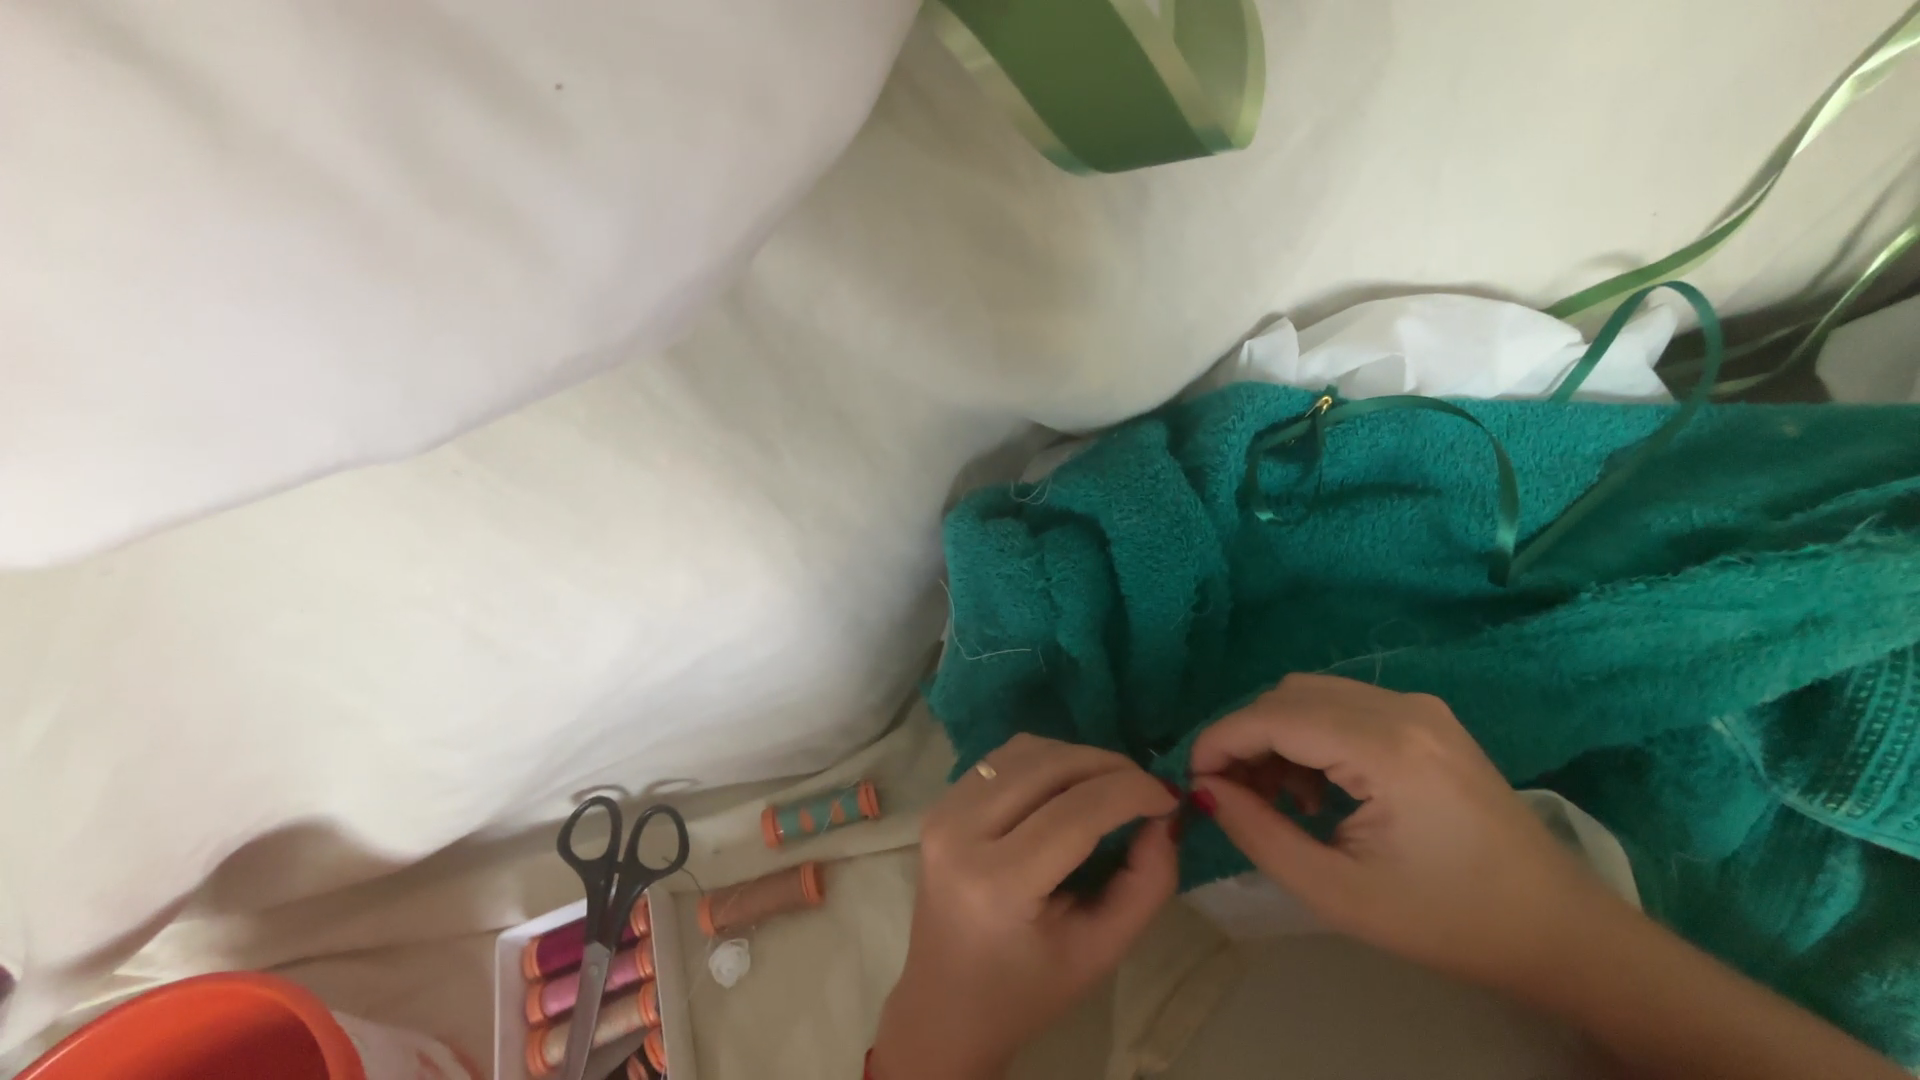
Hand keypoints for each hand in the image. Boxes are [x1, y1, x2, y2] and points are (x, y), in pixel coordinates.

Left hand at [870, 734, 1180, 1079]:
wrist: (944, 1006)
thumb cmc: (1026, 990)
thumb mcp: (1101, 951)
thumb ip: (1146, 884)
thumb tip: (1165, 819)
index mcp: (997, 883)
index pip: (1076, 812)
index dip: (1132, 791)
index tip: (1170, 796)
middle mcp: (960, 833)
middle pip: (1049, 766)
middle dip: (1109, 766)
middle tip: (1147, 789)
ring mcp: (940, 811)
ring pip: (1025, 751)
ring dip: (1077, 758)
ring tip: (1111, 788)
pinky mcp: (936, 803)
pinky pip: (1001, 759)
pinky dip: (1044, 761)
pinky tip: (1068, 788)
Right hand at [1190, 674, 1625, 993]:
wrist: (1555, 931)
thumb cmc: (1444, 920)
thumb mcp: (1334, 890)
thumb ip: (1257, 832)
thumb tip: (1205, 788)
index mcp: (1387, 750)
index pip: (1273, 716)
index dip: (1220, 740)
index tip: (1192, 781)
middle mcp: (1403, 710)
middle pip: (1288, 695)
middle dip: (1246, 737)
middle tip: (1233, 795)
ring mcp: (1420, 708)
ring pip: (1313, 694)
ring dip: (1277, 735)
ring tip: (1278, 799)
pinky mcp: (1428, 718)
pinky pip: (1344, 705)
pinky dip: (1311, 734)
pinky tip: (1318, 788)